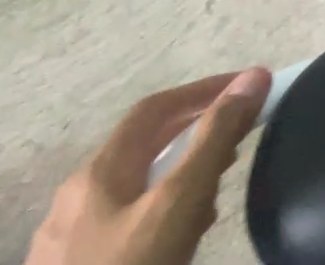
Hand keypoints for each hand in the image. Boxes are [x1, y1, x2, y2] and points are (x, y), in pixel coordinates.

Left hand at [28, 68, 271, 264]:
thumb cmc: (134, 261)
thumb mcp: (182, 198)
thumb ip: (216, 137)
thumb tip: (253, 77)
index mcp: (98, 172)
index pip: (154, 108)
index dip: (206, 89)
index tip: (253, 86)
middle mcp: (77, 194)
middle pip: (146, 143)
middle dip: (202, 130)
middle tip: (247, 134)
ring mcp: (71, 231)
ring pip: (138, 179)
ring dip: (186, 167)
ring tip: (222, 181)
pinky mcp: (78, 257)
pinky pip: (128, 212)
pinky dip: (166, 200)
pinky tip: (185, 224)